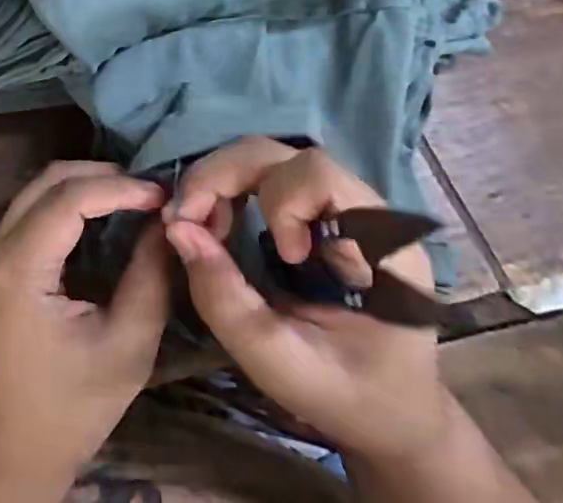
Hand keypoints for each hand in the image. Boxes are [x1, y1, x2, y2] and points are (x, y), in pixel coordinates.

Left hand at [0, 161, 172, 474]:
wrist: (21, 438)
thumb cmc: (76, 400)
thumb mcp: (129, 343)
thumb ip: (150, 274)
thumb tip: (169, 220)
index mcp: (21, 267)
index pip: (70, 198)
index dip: (121, 189)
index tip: (165, 196)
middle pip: (52, 179)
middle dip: (106, 177)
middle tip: (154, 193)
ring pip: (43, 185)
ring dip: (90, 182)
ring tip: (137, 197)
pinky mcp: (2, 253)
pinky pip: (38, 203)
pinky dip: (75, 197)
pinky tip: (109, 211)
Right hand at [163, 138, 448, 463]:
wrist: (385, 408)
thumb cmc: (344, 393)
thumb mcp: (281, 364)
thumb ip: (227, 302)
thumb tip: (177, 229)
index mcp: (381, 244)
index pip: (322, 175)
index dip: (283, 201)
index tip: (280, 256)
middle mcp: (362, 206)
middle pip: (282, 153)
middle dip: (222, 176)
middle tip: (184, 218)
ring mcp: (336, 200)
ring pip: (266, 155)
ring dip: (219, 180)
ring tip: (197, 222)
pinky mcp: (313, 205)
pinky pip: (262, 172)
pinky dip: (226, 188)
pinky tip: (214, 221)